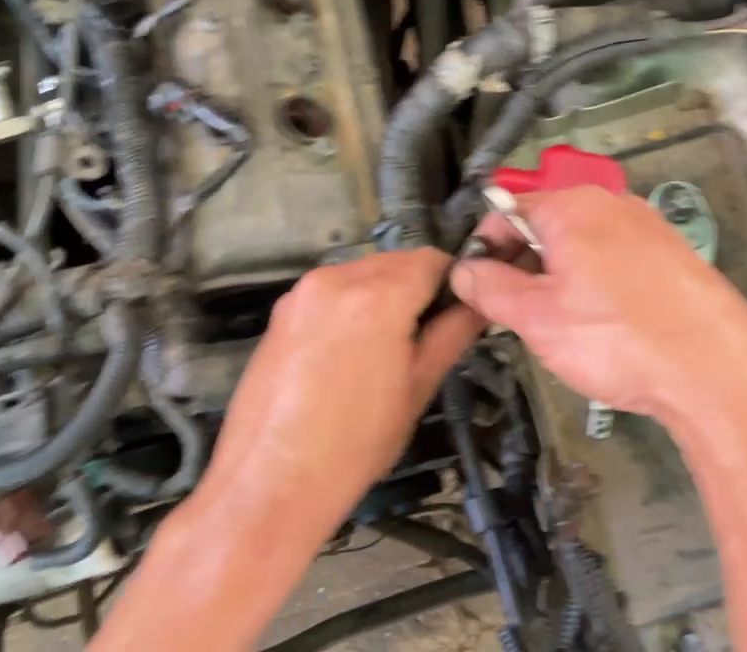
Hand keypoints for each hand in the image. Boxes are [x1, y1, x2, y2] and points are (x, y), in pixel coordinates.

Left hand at [202, 250, 485, 535]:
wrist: (269, 486)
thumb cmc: (355, 445)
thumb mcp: (417, 390)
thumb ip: (452, 335)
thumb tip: (478, 304)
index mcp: (378, 295)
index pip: (433, 260)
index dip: (454, 283)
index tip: (458, 315)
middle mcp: (337, 278)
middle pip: (396, 263)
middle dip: (417, 289)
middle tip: (425, 338)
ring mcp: (302, 293)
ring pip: (362, 274)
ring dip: (383, 295)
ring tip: (384, 351)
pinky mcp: (280, 312)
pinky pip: (331, 293)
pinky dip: (350, 307)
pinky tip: (347, 356)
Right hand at [450, 186, 746, 424]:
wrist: (715, 368)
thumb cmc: (615, 337)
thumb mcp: (537, 317)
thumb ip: (490, 288)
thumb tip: (463, 270)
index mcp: (571, 206)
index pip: (506, 212)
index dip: (485, 250)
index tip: (481, 292)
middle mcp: (611, 202)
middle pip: (545, 226)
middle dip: (524, 266)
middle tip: (521, 318)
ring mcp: (648, 226)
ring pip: (582, 245)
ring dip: (561, 278)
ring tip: (567, 329)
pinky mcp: (673, 254)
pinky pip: (617, 260)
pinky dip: (599, 284)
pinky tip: (609, 326)